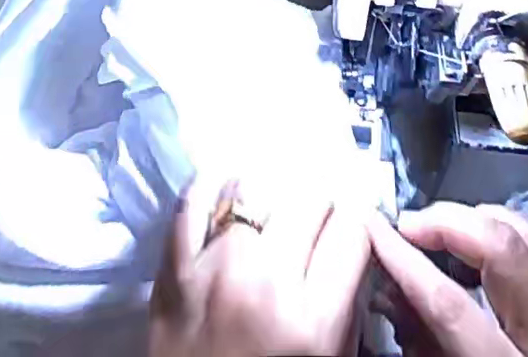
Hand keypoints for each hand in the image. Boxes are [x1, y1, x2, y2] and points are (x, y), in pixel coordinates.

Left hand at [145, 174, 371, 356]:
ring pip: (257, 189)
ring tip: (270, 211)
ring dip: (270, 197)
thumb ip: (346, 296)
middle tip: (311, 225)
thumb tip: (353, 235)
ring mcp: (215, 273)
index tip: (348, 230)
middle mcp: (267, 285)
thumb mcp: (328, 356)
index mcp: (312, 320)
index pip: (353, 230)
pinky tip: (228, 188)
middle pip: (311, 200)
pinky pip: (193, 203)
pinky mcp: (172, 273)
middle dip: (318, 209)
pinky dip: (213, 187)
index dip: (356, 225)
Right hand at [364, 203, 527, 356]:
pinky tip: (480, 239)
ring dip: (482, 219)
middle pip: (504, 249)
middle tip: (411, 224)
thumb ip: (422, 344)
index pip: (451, 306)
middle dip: (451, 223)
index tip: (377, 229)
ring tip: (443, 228)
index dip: (407, 261)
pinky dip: (509, 229)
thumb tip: (390, 288)